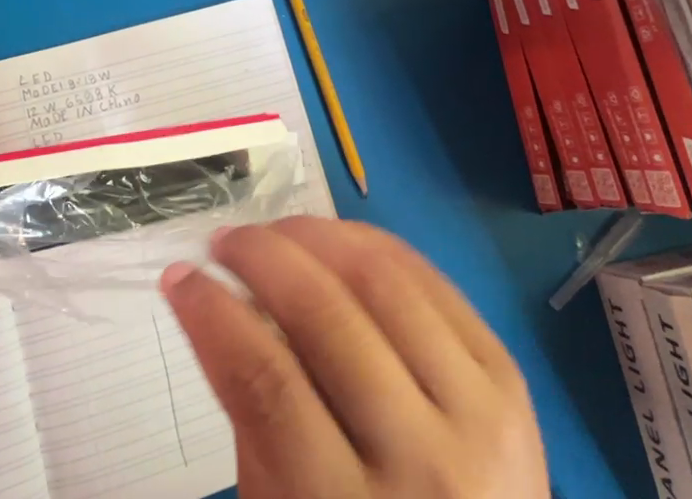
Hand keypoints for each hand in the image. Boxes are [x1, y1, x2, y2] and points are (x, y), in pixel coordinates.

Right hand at [161, 217, 547, 498]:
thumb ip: (253, 414)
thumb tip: (225, 304)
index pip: (268, 385)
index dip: (213, 316)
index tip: (181, 276)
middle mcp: (423, 459)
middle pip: (327, 318)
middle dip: (261, 258)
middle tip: (224, 241)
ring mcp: (480, 413)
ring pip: (384, 281)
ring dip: (316, 236)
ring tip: (273, 232)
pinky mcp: (510, 377)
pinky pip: (433, 281)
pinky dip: (373, 246)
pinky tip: (333, 240)